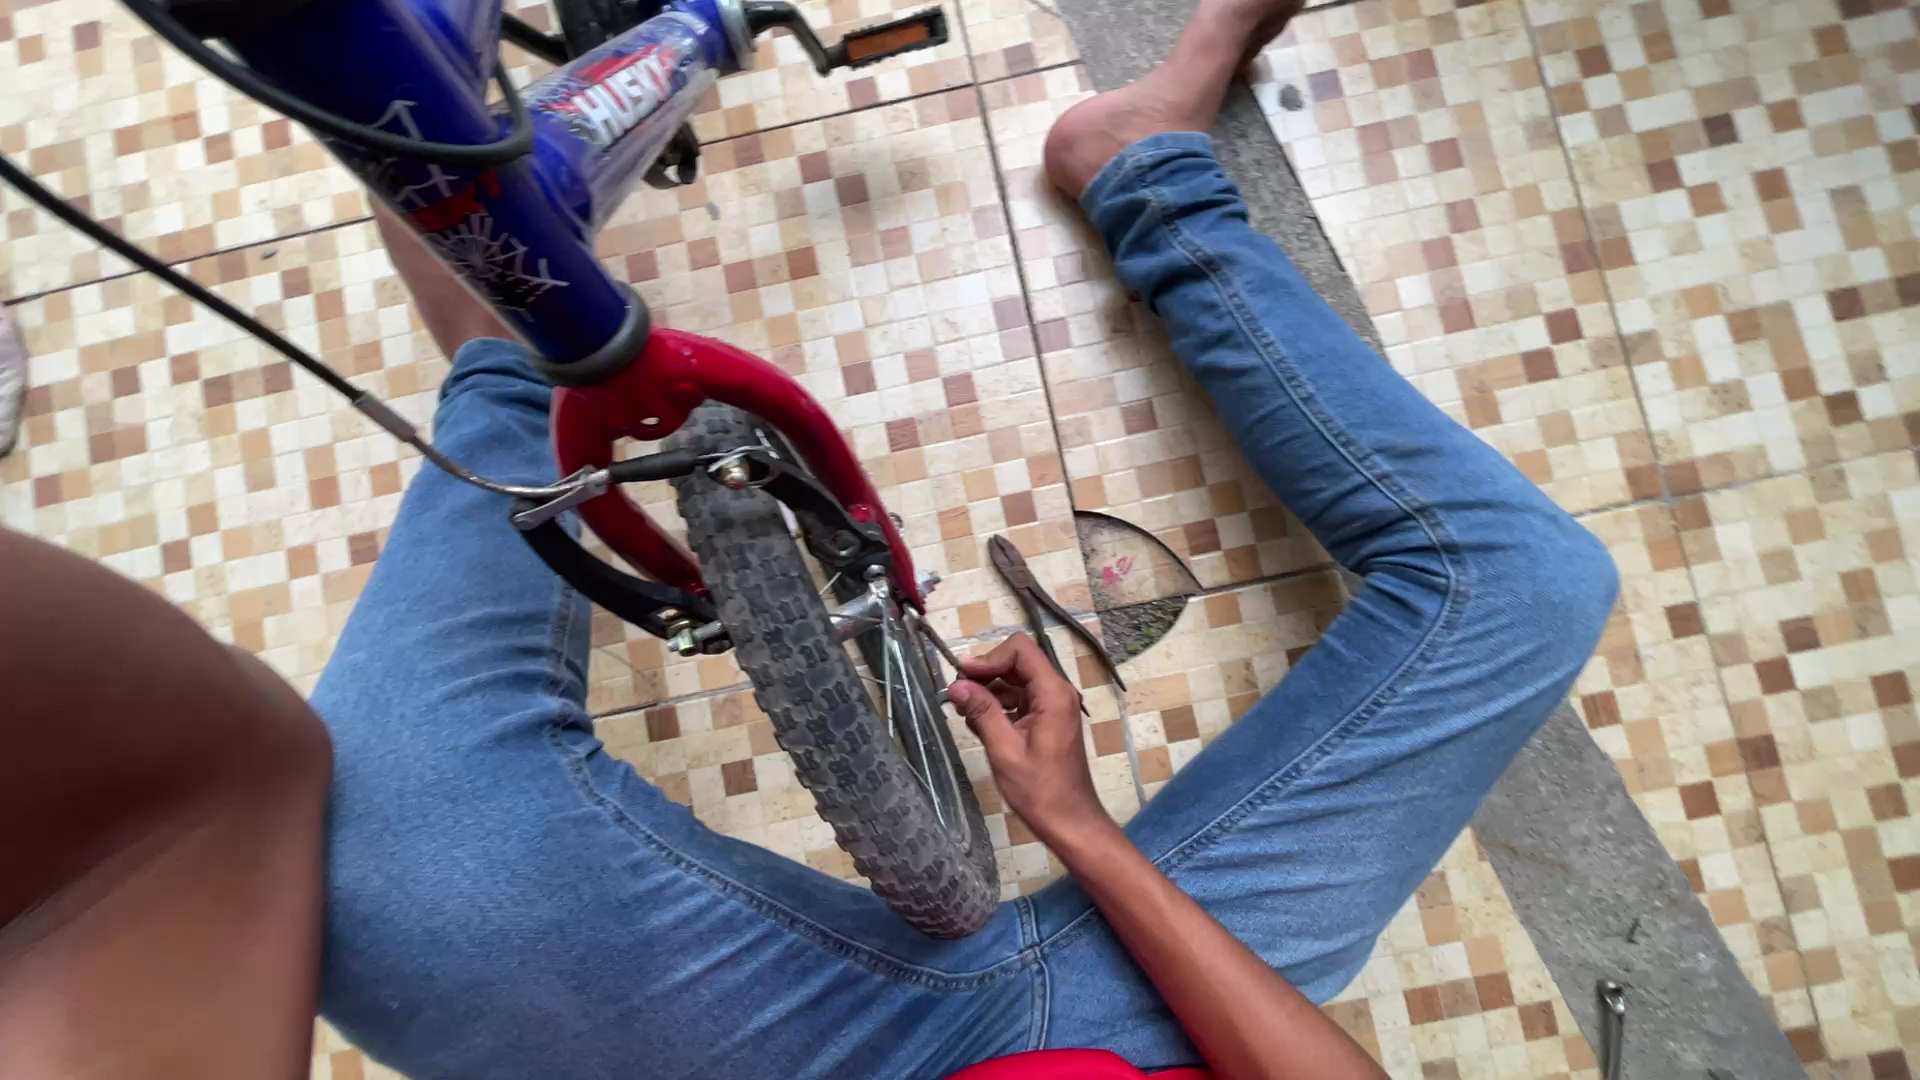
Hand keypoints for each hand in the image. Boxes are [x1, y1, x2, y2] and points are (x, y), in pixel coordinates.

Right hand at [949, 633, 1112, 847]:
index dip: (989, 657)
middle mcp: (1057, 692)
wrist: (1069, 821)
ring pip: (1016, 679)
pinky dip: (999, 704)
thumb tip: (956, 685)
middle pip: (1018, 661)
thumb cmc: (1040, 789)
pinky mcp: (1047, 718)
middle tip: (958, 693)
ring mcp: (1053, 705)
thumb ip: (981, 712)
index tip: (963, 676)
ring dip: (989, 689)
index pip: (1020, 650)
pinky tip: (979, 722)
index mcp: (1053, 693)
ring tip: (964, 711)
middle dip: (986, 673)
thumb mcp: (1004, 749)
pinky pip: (1020, 698)